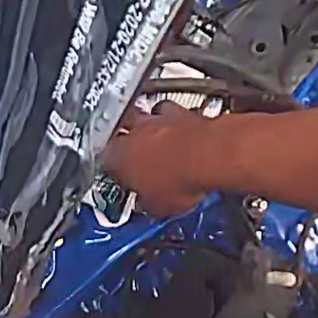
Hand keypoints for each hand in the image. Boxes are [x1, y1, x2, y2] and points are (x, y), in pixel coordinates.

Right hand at [101, 102, 227, 216]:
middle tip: (137, 157)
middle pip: (121, 130)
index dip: (113, 171)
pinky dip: (175, 122)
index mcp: (118, 156)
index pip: (106, 161)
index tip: (122, 179)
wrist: (211, 157)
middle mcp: (134, 131)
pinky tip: (181, 134)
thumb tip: (147, 205)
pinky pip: (173, 112)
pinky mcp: (183, 111)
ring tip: (159, 144)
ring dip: (150, 128)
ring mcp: (158, 117)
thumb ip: (146, 203)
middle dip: (127, 142)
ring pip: (146, 116)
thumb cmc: (181, 178)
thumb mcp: (158, 206)